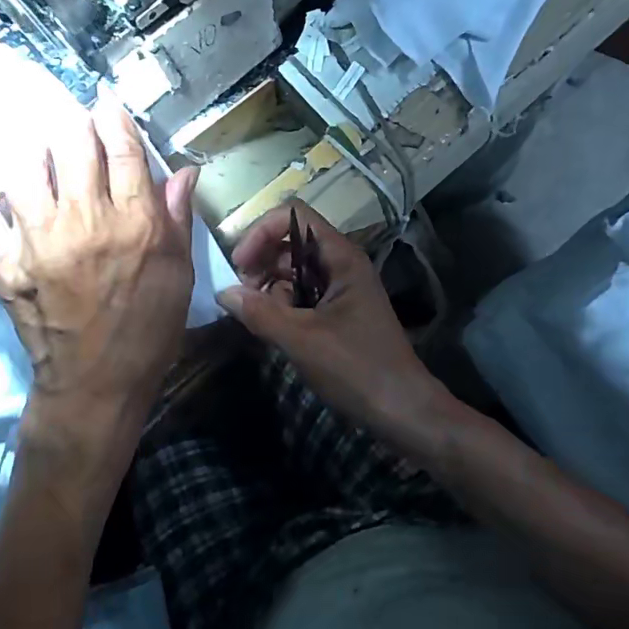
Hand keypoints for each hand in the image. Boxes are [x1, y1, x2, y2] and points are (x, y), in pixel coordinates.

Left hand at [0, 101, 201, 451]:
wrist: (97, 385)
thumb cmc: (148, 327)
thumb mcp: (179, 272)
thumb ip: (178, 216)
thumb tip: (183, 170)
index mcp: (135, 223)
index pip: (122, 149)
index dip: (113, 118)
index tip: (105, 106)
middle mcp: (86, 223)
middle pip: (70, 146)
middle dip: (72, 125)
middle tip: (72, 126)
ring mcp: (40, 244)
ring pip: (22, 172)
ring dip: (30, 157)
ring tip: (37, 159)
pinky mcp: (6, 268)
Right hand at [217, 203, 445, 443]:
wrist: (405, 413)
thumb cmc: (358, 369)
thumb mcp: (303, 341)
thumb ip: (260, 313)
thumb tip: (224, 292)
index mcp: (341, 257)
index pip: (293, 216)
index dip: (261, 232)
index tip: (239, 264)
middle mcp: (341, 265)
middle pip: (290, 241)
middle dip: (261, 261)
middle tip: (242, 294)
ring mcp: (341, 288)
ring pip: (293, 269)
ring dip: (269, 285)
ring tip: (256, 315)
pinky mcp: (338, 312)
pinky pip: (301, 294)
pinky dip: (282, 304)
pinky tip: (272, 327)